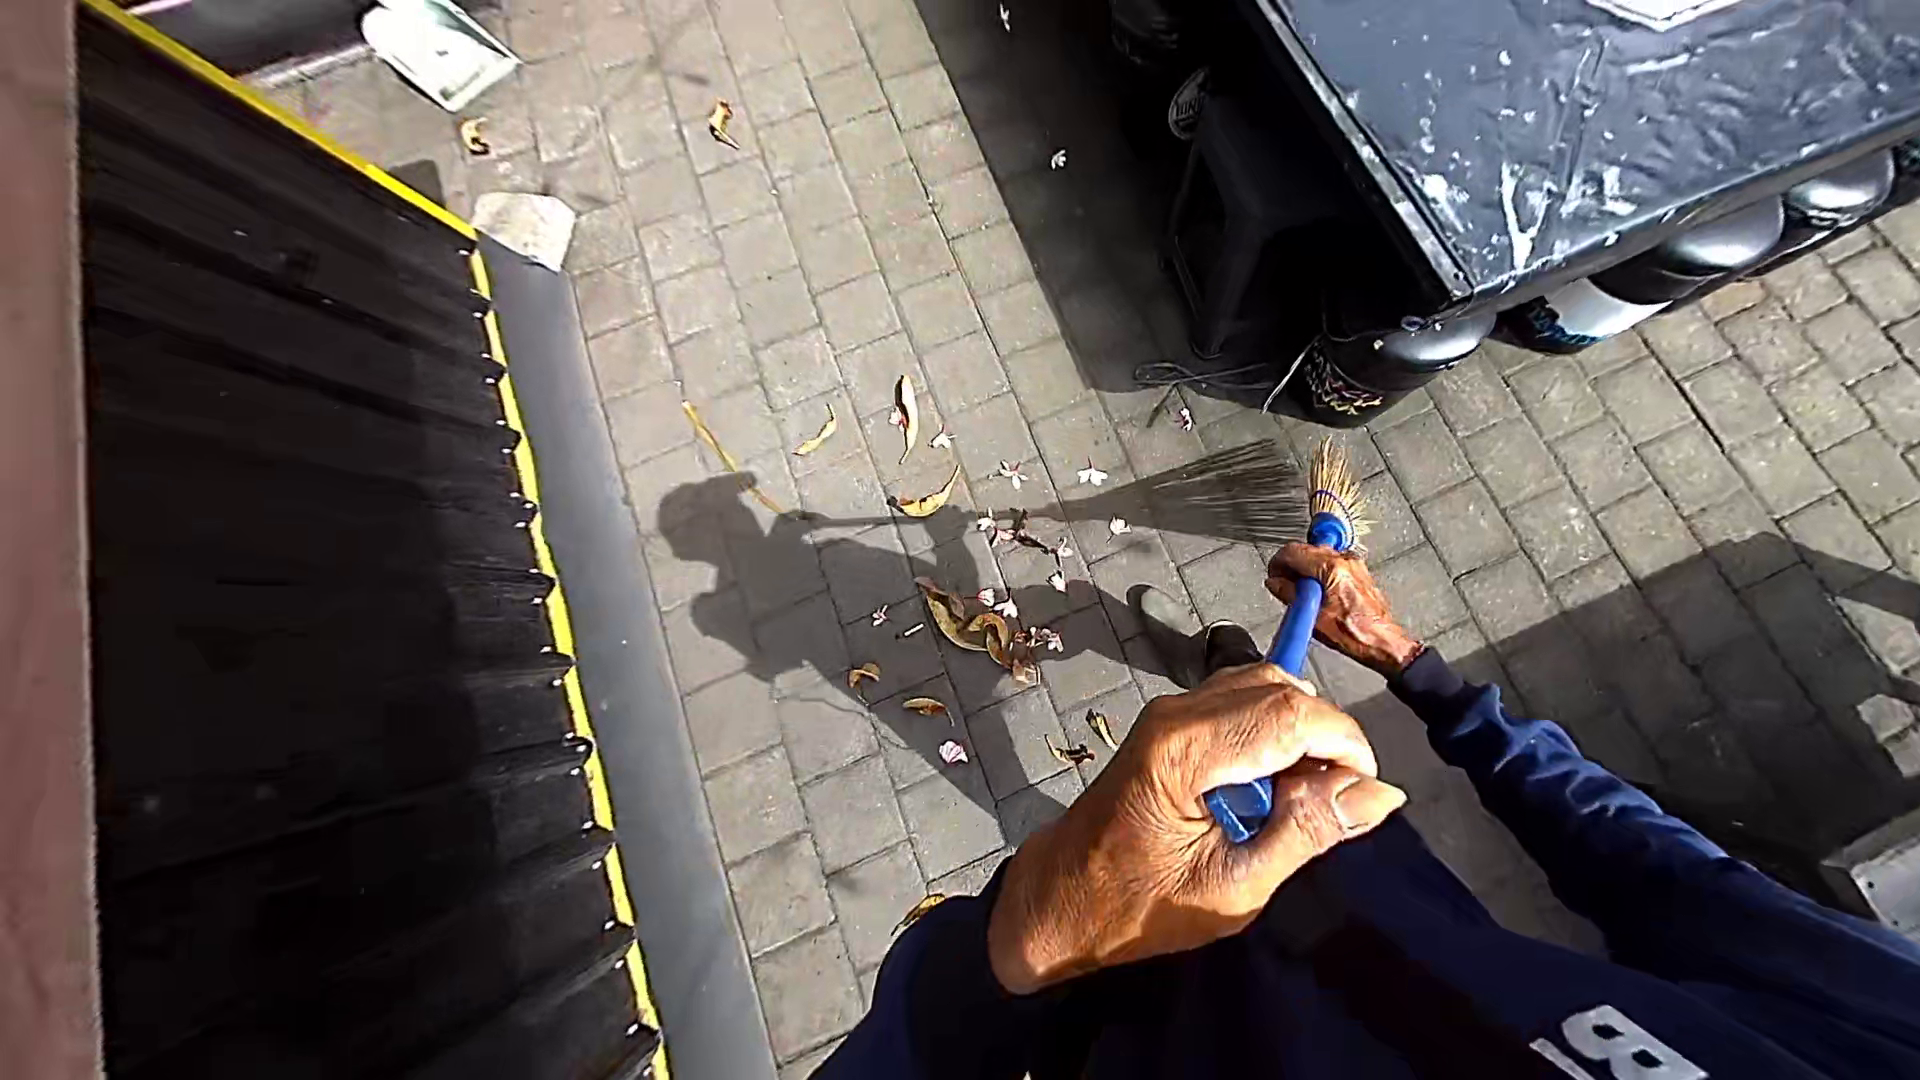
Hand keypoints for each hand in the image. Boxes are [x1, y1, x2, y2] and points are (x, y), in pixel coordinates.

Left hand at [985, 664, 1405, 993]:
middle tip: (1332, 799)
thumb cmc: (1142, 902)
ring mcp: (1167, 711)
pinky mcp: (1167, 721)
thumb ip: (1306, 830)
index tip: (1362, 795)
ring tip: (1300, 794)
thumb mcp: (1234, 886)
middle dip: (1324, 735)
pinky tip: (1267, 780)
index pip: (1289, 713)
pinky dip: (1269, 727)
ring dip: (1297, 729)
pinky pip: (1234, 701)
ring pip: (1257, 686)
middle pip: (1276, 689)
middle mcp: (1174, 713)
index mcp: (1185, 751)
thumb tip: (1378, 791)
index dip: (1344, 744)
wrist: (1067, 888)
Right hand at [1267, 543, 1424, 677]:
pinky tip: (1316, 592)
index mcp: (1331, 569)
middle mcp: (1345, 561)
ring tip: (1301, 591)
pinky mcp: (1357, 572)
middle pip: (1304, 549)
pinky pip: (1330, 562)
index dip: (1277, 563)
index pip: (1293, 551)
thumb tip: (1275, 583)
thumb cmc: (1354, 634)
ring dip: (1304, 568)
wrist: (1382, 642)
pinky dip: (1317, 571)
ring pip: (1317, 554)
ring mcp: (1353, 565)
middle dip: (1290, 565)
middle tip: (1283, 584)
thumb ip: (1289, 594)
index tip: (1274, 575)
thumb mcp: (1311, 616)